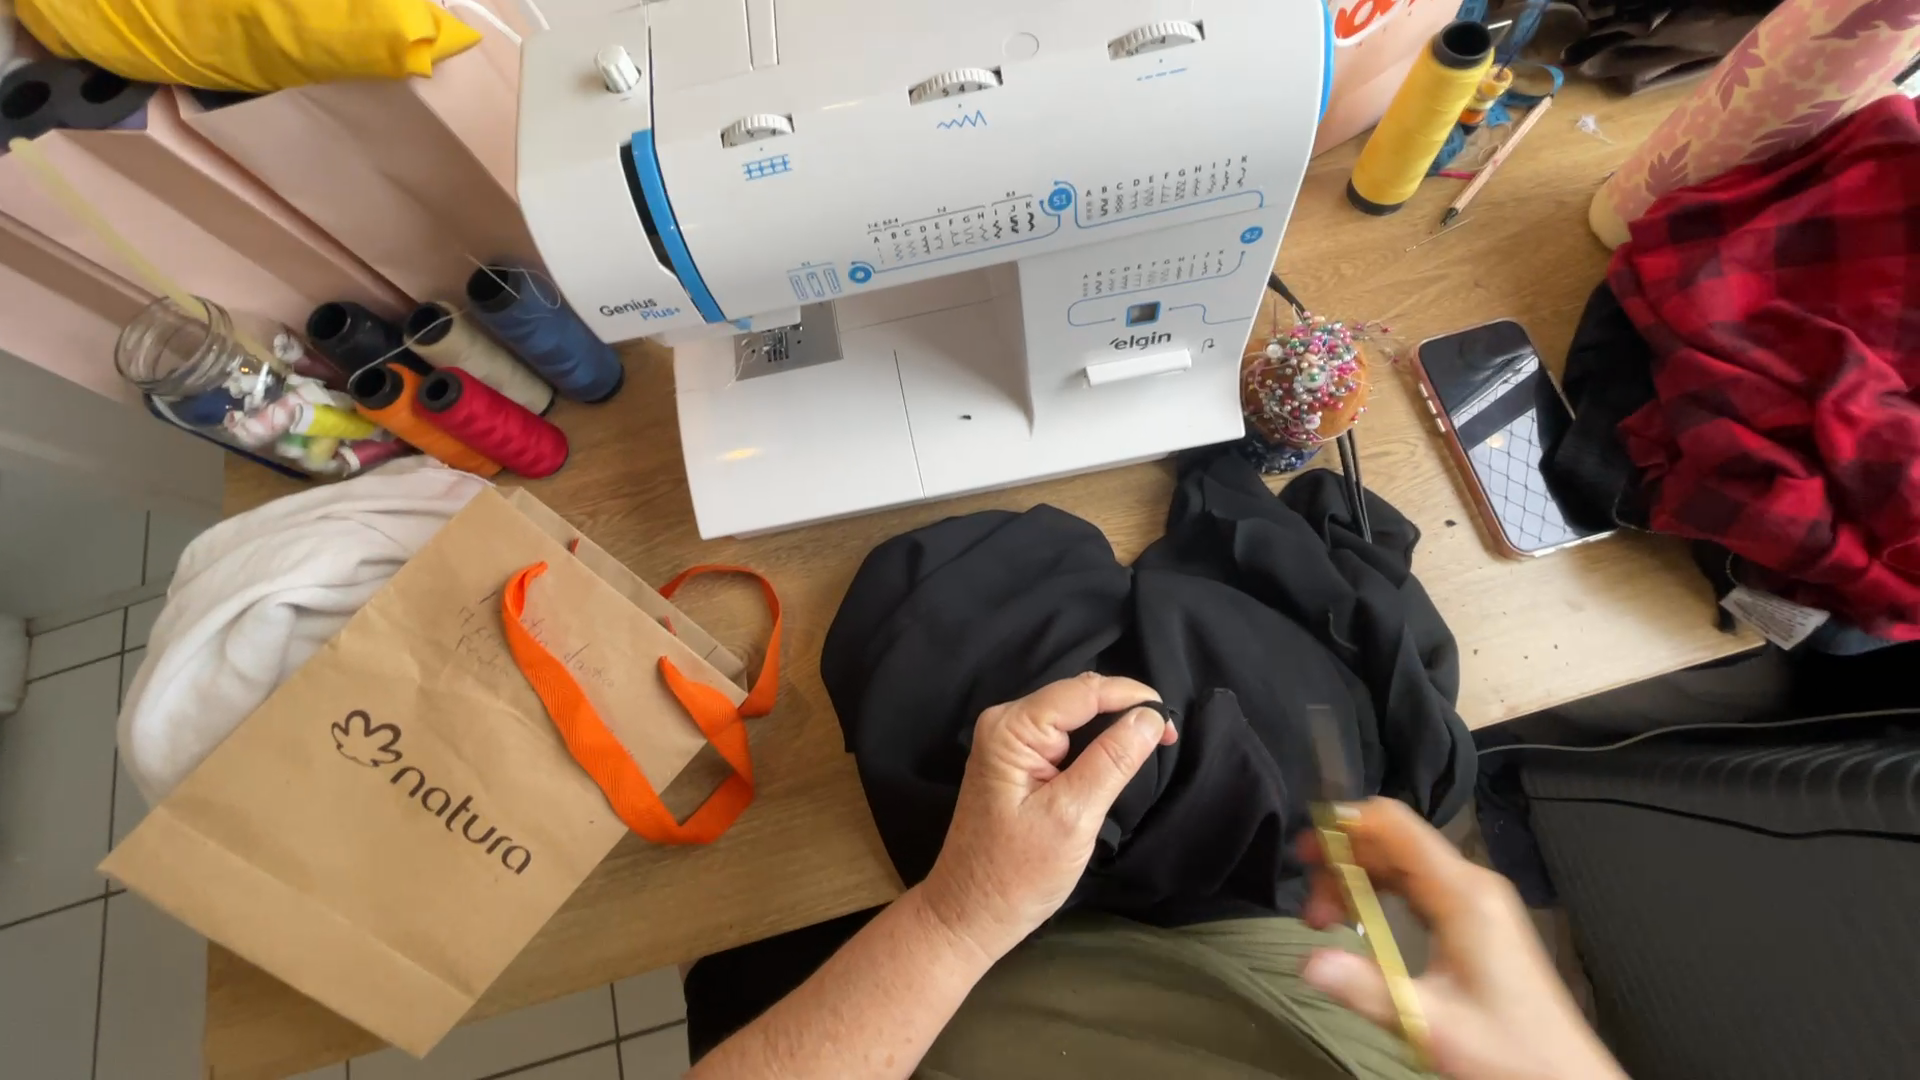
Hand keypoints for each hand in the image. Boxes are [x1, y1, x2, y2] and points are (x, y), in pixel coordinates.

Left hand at [918, 674, 1176, 960]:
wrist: (969, 913)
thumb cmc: (1018, 874)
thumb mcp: (1073, 816)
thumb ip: (1112, 761)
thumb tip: (1150, 717)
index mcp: (1012, 727)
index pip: (1082, 690)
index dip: (1131, 697)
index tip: (1172, 722)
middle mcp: (1005, 721)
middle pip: (1076, 695)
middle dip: (1123, 708)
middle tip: (1167, 737)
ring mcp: (1006, 739)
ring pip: (1071, 712)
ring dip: (1110, 724)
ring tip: (1150, 744)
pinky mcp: (1013, 758)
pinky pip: (1061, 733)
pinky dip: (1092, 740)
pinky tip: (1115, 755)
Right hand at [1299, 798, 1628, 1079]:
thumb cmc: (1511, 1054)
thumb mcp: (1431, 1025)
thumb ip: (1366, 989)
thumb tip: (1306, 961)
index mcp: (1461, 892)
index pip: (1392, 823)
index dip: (1343, 824)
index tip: (1306, 854)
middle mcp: (1468, 882)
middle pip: (1387, 841)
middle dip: (1340, 864)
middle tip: (1313, 910)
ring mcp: (1472, 898)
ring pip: (1396, 861)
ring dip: (1354, 880)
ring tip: (1327, 919)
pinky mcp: (1471, 916)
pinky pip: (1412, 882)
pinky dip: (1376, 891)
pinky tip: (1359, 920)